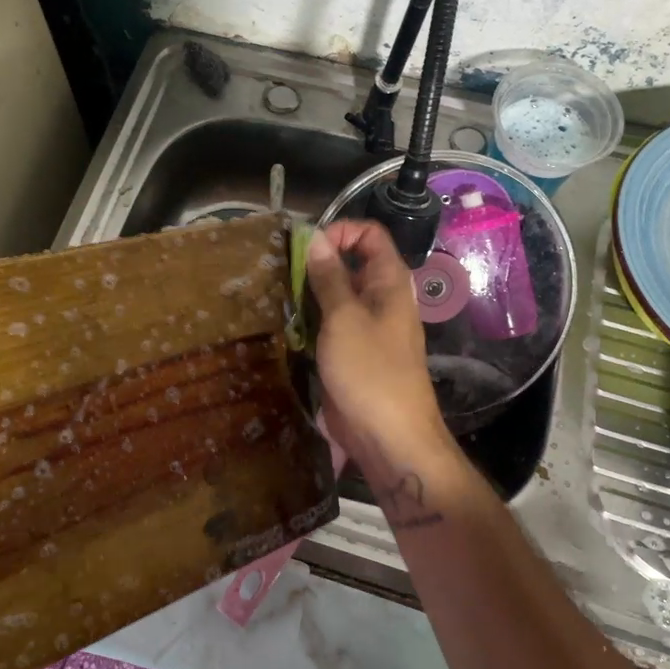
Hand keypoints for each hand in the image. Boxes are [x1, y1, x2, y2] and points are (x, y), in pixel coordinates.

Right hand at [304, 220, 455, 468]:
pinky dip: (310, 318)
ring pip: (336, 294)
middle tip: (282, 271)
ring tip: (279, 295)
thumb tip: (315, 238)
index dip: (341, 231)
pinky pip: (330, 322)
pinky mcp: (352, 351)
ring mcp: (366, 326)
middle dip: (317, 262)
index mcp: (390, 282)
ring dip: (310, 292)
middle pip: (350, 262)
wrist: (389, 437)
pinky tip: (287, 323)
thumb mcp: (344, 318)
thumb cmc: (370, 371)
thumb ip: (329, 277)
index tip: (307, 246)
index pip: (370, 234)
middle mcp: (381, 298)